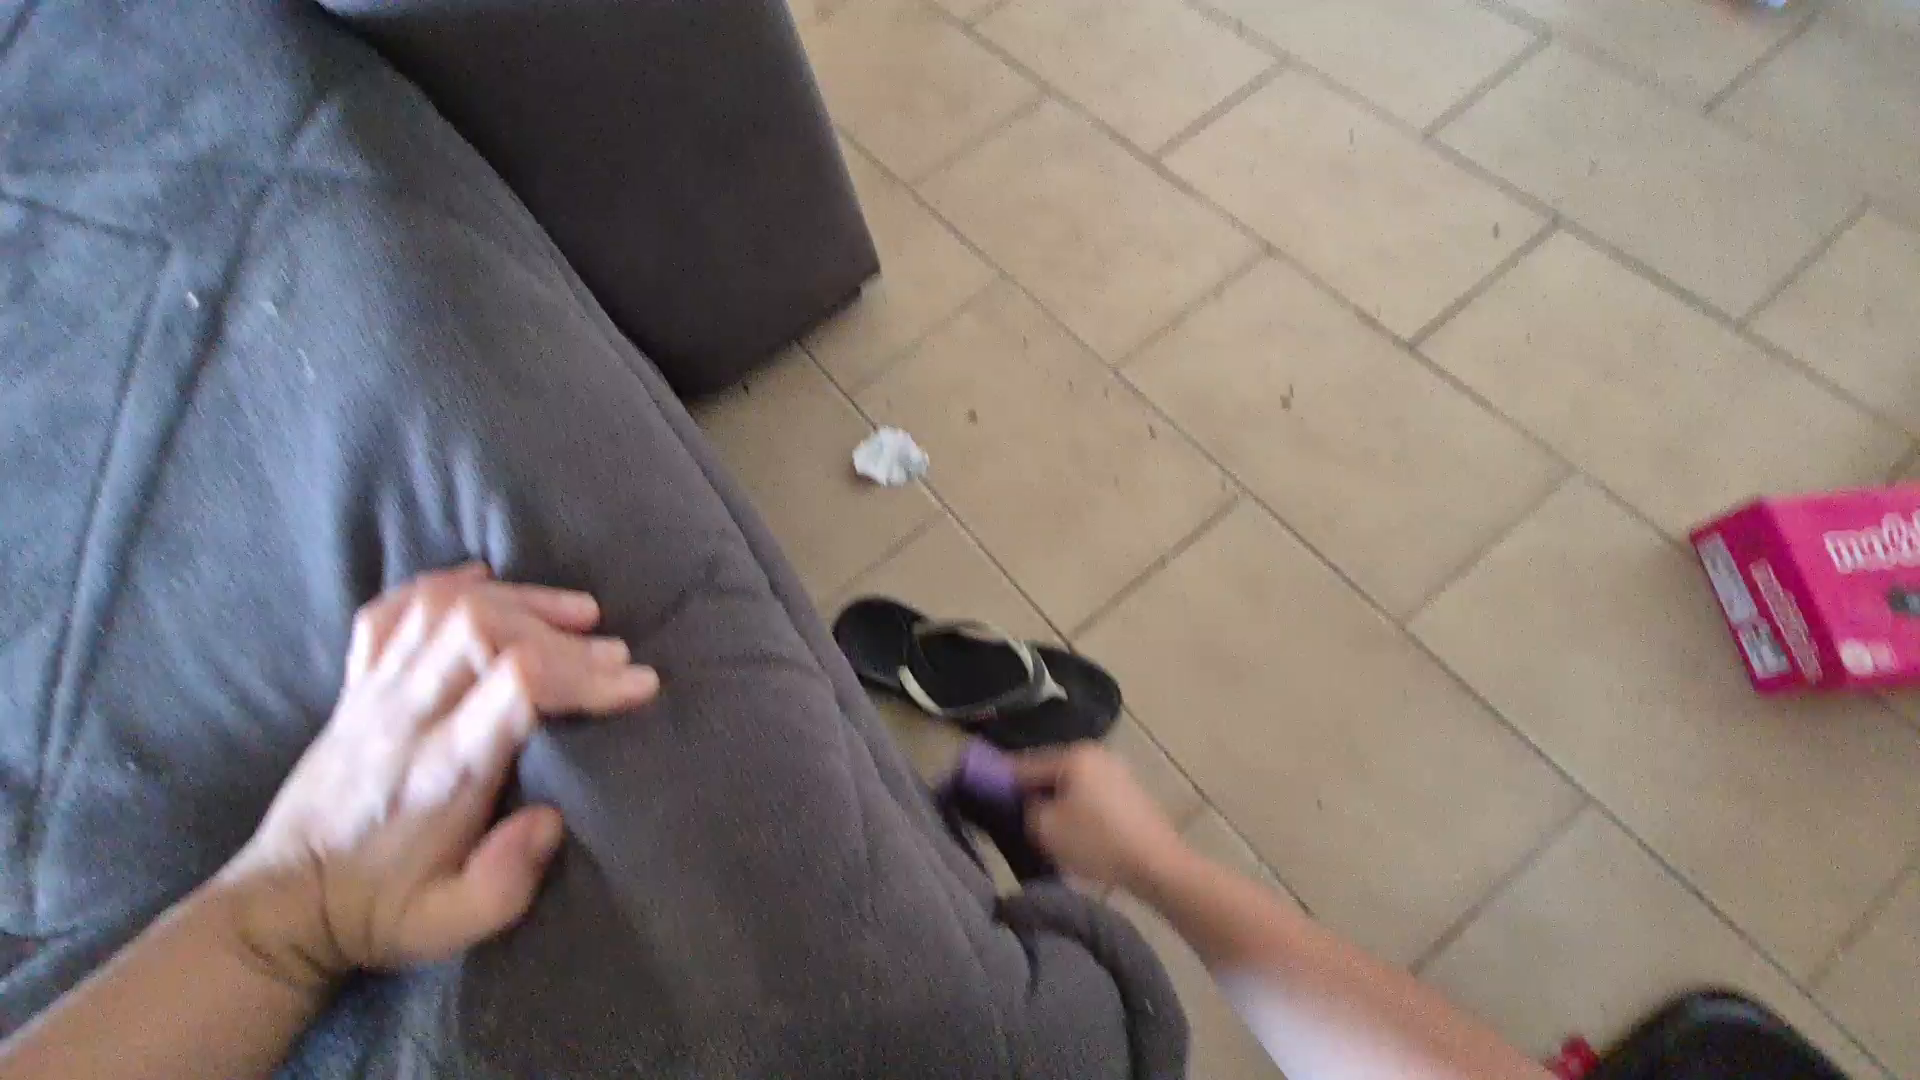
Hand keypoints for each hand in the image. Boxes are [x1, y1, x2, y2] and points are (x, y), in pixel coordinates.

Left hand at [215, 564, 658, 992]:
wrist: (278, 906)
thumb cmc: (379, 909)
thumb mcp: (448, 923)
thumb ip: (505, 880)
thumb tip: (551, 816)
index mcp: (440, 769)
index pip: (518, 686)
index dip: (585, 673)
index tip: (638, 684)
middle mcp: (406, 715)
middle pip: (482, 628)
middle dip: (562, 630)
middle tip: (614, 653)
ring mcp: (374, 692)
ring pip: (444, 607)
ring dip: (521, 598)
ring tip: (576, 612)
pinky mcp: (356, 684)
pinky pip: (392, 611)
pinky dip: (444, 583)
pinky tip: (485, 582)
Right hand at [1009, 744, 1190, 894]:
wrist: (1158, 866)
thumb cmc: (1098, 842)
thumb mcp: (1046, 828)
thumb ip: (1026, 809)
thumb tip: (1027, 803)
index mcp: (1075, 755)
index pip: (1026, 763)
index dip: (1002, 779)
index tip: (982, 789)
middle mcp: (1097, 755)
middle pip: (1051, 772)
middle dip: (1033, 792)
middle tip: (1013, 814)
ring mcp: (1118, 773)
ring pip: (1073, 786)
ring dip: (1057, 803)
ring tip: (1043, 829)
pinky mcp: (1131, 794)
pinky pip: (1092, 797)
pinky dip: (1078, 810)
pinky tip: (1074, 834)